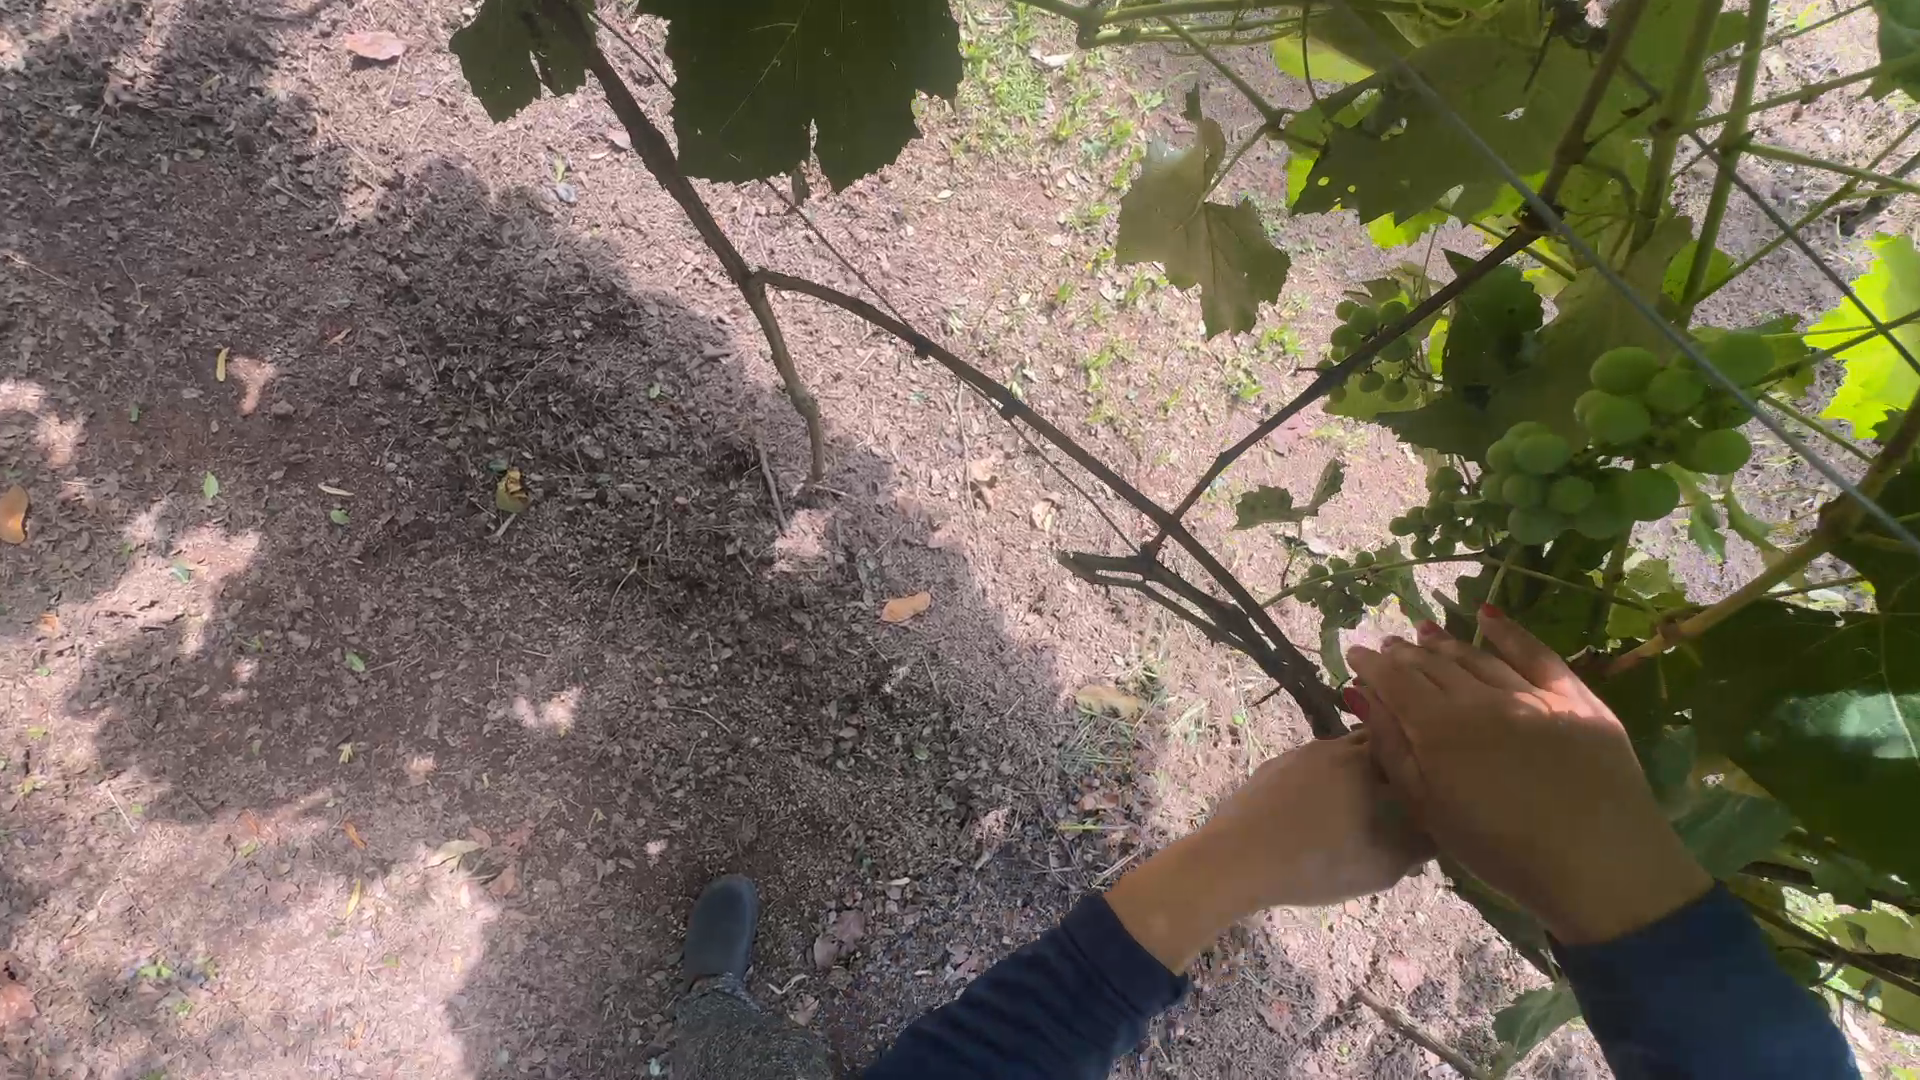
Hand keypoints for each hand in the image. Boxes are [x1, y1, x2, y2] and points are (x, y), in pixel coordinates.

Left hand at [1107, 732, 1429, 970]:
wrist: (1236, 856)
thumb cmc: (1315, 864)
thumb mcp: (1381, 866)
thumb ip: (1418, 844)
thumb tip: (1440, 829)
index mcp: (1363, 764)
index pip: (1406, 744)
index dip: (1425, 760)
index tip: (1437, 780)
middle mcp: (1331, 748)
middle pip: (1373, 743)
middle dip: (1392, 761)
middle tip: (1405, 794)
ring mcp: (1298, 754)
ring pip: (1341, 753)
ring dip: (1357, 771)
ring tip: (1365, 806)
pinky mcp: (1274, 766)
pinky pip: (1312, 764)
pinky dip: (1327, 778)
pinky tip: (1325, 808)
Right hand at [1345, 608, 1710, 944]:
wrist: (1604, 874)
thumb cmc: (1500, 849)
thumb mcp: (1427, 806)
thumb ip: (1392, 746)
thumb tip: (1362, 695)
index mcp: (1438, 727)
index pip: (1393, 678)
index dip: (1370, 662)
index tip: (1355, 653)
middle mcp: (1481, 699)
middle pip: (1431, 663)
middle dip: (1403, 652)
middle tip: (1387, 646)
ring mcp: (1532, 695)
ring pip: (1476, 656)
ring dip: (1444, 642)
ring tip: (1423, 632)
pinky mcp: (1577, 700)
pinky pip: (1537, 655)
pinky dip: (1509, 632)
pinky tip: (1487, 615)